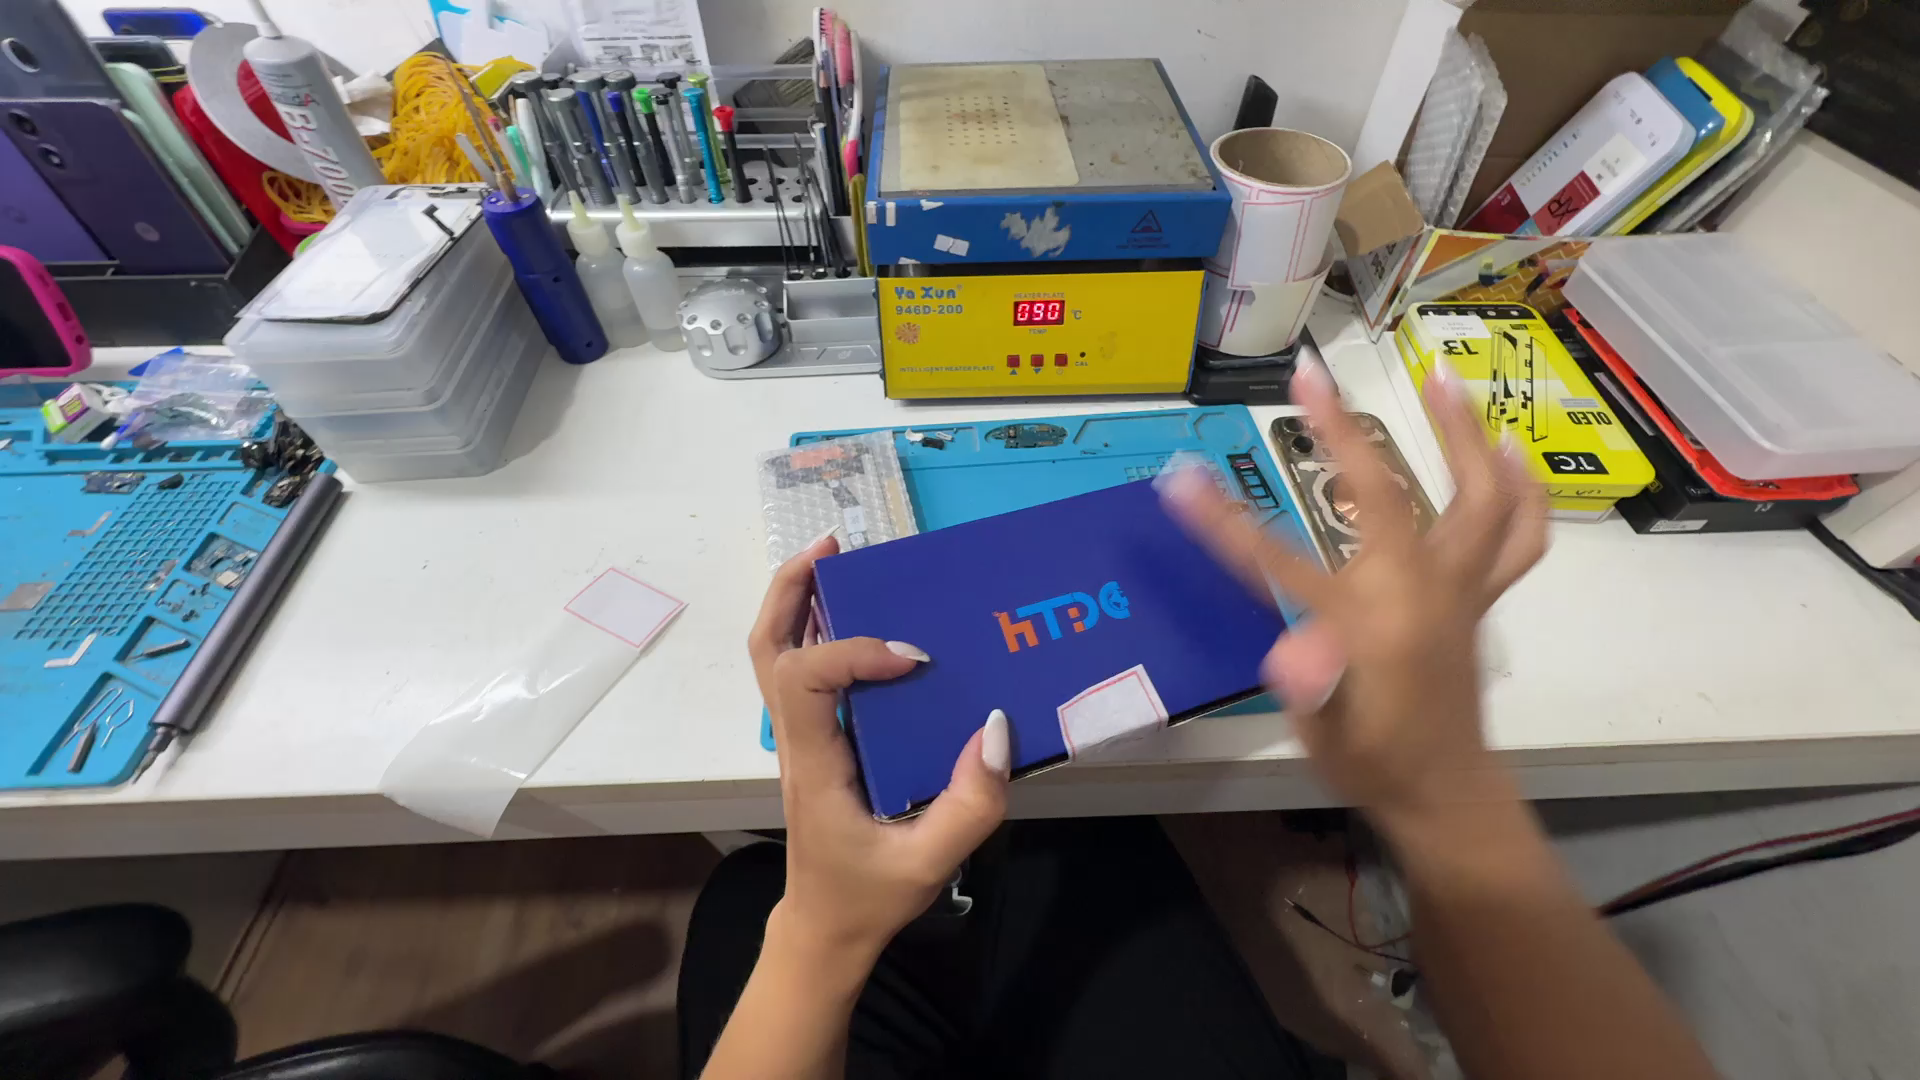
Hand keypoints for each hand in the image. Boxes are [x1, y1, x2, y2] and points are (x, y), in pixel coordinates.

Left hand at [748, 535, 1010, 959]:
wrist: (825, 926)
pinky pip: (802, 669)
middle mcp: (796, 737)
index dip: (855, 653)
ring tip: (834, 558)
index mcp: (813, 762)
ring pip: (774, 652)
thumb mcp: (927, 863)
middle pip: (767, 647)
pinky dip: (817, 628)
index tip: (916, 659)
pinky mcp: (817, 736)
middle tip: (831, 548)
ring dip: (797, 599)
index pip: (806, 680)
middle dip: (792, 590)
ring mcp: (801, 734)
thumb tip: (997, 727)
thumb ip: (968, 806)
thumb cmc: (868, 895)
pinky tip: (858, 615)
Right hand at [1160, 360, 1546, 830]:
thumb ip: (1312, 688)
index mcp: (1368, 624)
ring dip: (1459, 430)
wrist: (1444, 791)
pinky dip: (1516, 485)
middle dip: (1342, 430)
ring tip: (1436, 375)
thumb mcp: (1326, 735)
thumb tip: (1292, 647)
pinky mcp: (1479, 595)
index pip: (1277, 559)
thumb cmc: (1370, 758)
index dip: (1222, 520)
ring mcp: (1459, 589)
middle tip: (1309, 376)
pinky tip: (1501, 450)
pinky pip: (1516, 533)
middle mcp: (1422, 592)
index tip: (1179, 480)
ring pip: (1478, 497)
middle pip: (1387, 494)